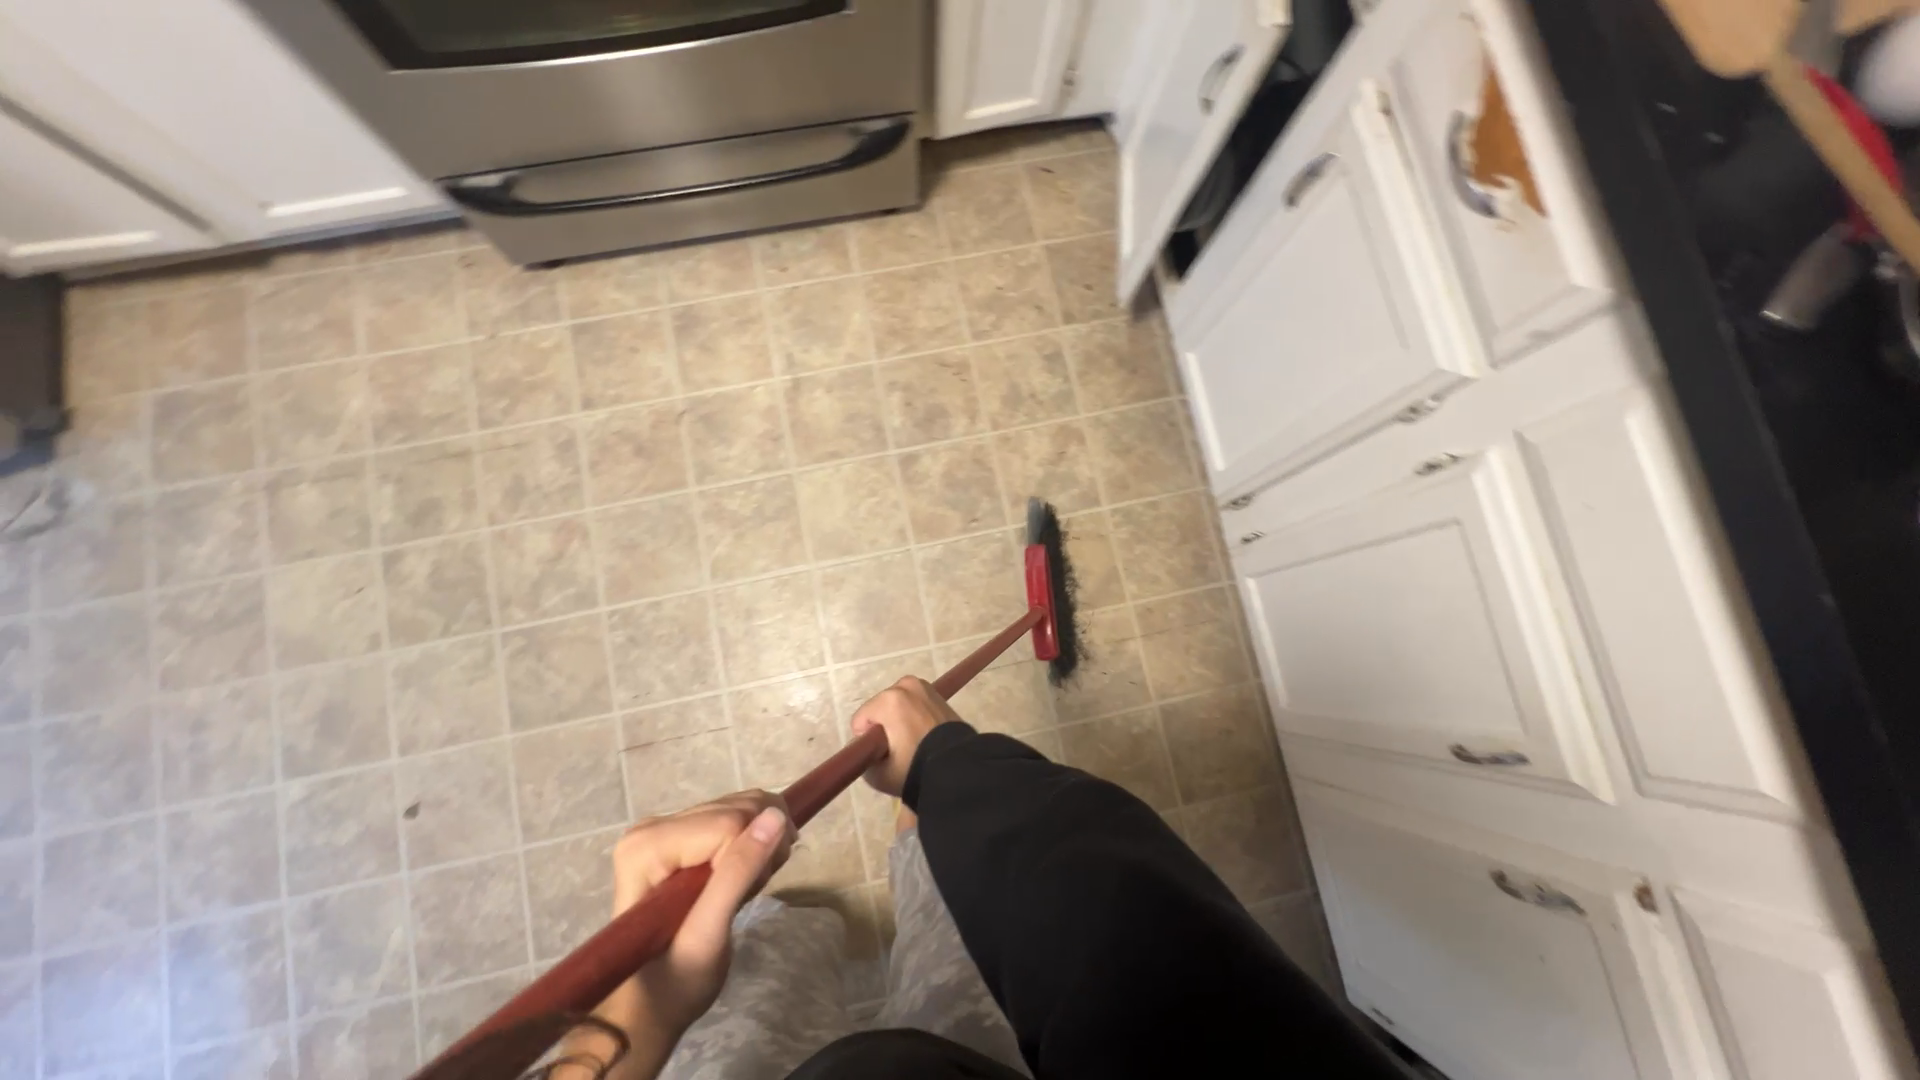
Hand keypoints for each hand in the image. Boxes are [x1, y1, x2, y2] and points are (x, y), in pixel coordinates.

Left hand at [612, 791, 796, 1036]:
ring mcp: (665, 827)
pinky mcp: (680, 833)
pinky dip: (754, 842)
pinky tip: (744, 872)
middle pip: (736, 809)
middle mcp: (652, 827)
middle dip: (761, 844)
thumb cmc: (673, 982)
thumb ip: (738, 874)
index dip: (753, 855)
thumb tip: (776, 817)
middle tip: (755, 890)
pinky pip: (735, 815)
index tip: (754, 893)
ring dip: (761, 843)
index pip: (728, 822)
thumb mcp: (709, 935)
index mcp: (647, 847)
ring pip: (741, 808)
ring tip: (749, 885)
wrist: (649, 1005)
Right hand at [850, 676, 961, 796]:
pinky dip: (913, 717)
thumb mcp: (878, 774)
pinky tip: (923, 736)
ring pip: (897, 706)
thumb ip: (861, 758)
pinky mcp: (938, 694)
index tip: (882, 755)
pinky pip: (914, 705)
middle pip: (879, 710)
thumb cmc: (915, 768)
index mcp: (889, 700)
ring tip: (912, 744)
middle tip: (898, 751)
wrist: (960, 768)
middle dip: (883, 727)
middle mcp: (905, 685)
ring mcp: (924, 687)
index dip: (866, 741)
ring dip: (898, 721)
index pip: (860, 720)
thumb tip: (865, 748)